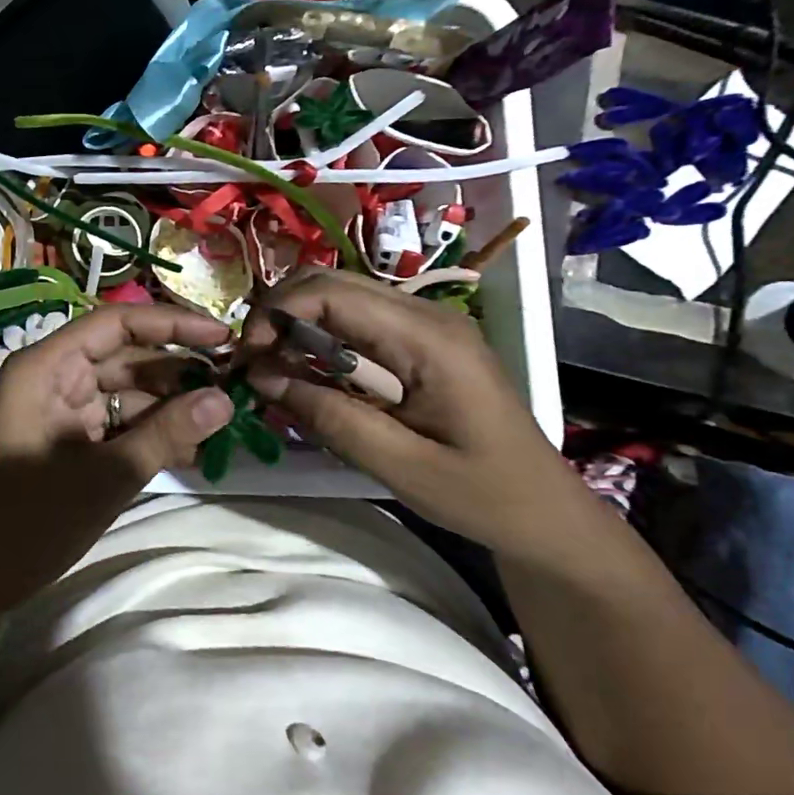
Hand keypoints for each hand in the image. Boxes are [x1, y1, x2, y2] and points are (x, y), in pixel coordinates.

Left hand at [0, 305, 233, 686]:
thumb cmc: (29, 522)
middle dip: (177, 370)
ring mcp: (58, 410)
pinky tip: (190, 446)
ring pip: (124, 391)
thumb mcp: (107, 476)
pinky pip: (115, 422)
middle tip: (232, 383)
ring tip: (220, 419)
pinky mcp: (66, 440)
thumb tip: (226, 400)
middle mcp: (52, 378)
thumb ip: (167, 433)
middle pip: (124, 356)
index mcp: (46, 367)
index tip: (223, 336)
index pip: (116, 324)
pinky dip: (149, 431)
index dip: (173, 324)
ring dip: (169, 405)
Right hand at [242, 269, 571, 547]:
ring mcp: (428, 323)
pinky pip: (360, 322)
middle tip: (254, 365)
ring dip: (300, 326)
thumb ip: (330, 417)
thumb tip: (262, 377)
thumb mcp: (401, 466)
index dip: (279, 313)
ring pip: (342, 298)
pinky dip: (324, 340)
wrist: (544, 511)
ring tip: (275, 372)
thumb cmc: (481, 495)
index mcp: (428, 337)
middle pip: (333, 283)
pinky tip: (312, 376)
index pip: (333, 293)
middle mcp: (427, 313)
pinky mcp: (424, 341)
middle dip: (282, 314)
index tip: (249, 358)